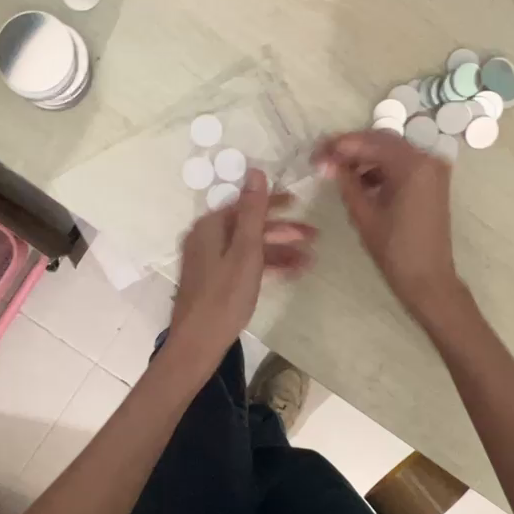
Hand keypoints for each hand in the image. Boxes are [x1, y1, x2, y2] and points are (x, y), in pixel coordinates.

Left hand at [167, 170, 316, 365]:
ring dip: (279, 251)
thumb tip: (254, 170)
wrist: (198, 343)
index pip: (246, 204)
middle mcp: (206, 238)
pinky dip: (266, 266)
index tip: (300, 202)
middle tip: (314, 236)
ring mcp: (209, 261)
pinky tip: (291, 273)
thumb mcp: (245, 251)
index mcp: (210, 227)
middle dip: (283, 230)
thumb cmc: (224, 296)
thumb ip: (252, 211)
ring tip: (311, 260)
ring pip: (249, 248)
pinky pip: (244, 265)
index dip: (274, 202)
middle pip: (249, 226)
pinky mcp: (214, 281)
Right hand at [314, 131, 460, 318]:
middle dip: (351, 148)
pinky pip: (402, 164)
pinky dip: (380, 168)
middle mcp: (427, 159)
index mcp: (412, 165)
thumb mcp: (363, 214)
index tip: (316, 154)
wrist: (428, 278)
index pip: (370, 142)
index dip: (339, 146)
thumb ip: (346, 181)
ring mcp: (432, 170)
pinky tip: (360, 181)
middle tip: (323, 159)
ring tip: (338, 172)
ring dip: (365, 157)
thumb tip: (328, 163)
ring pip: (391, 151)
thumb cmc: (394, 250)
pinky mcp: (432, 181)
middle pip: (382, 140)